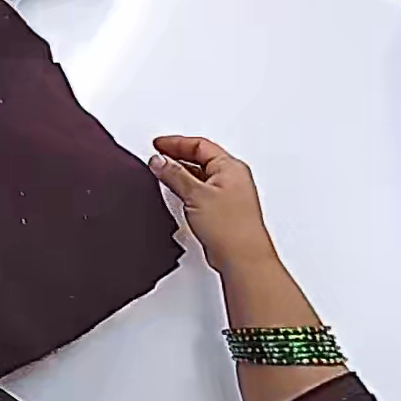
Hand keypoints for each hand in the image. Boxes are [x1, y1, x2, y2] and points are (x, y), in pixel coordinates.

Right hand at [150, 135, 278, 272]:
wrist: (242, 258)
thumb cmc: (231, 227)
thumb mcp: (196, 194)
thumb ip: (174, 175)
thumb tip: (160, 161)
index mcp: (230, 167)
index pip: (200, 145)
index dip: (176, 143)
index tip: (158, 145)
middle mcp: (232, 178)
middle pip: (201, 158)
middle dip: (177, 155)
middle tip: (158, 156)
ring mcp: (228, 195)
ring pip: (200, 175)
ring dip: (181, 173)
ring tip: (162, 173)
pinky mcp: (221, 211)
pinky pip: (200, 191)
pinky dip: (186, 188)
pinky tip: (176, 194)